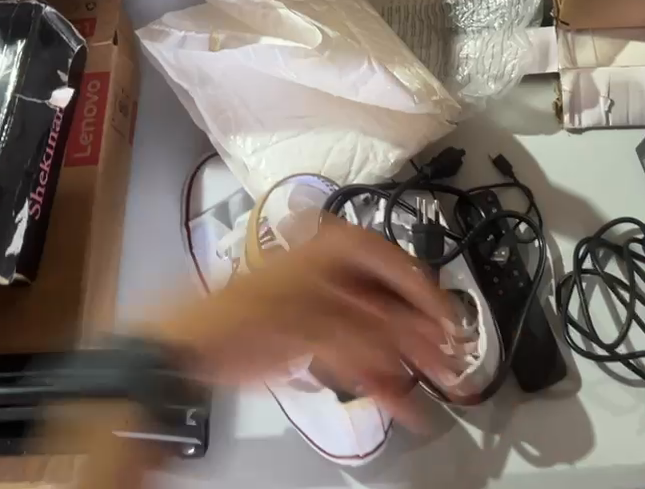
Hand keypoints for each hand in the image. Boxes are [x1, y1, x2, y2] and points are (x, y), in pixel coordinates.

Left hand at [141, 218, 456, 424]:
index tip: (448, 320)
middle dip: (421, 333)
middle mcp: (335, 271)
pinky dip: (379, 376)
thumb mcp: (312, 317)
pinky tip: (399, 398)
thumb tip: (412, 334)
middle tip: (450, 360)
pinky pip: (359, 354)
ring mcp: (327, 305)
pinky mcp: (317, 336)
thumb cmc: (244, 313)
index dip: (424, 292)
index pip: (393, 263)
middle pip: (391, 300)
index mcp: (333, 248)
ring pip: (379, 331)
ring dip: (407, 360)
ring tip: (434, 385)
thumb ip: (367, 326)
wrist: (194, 346)